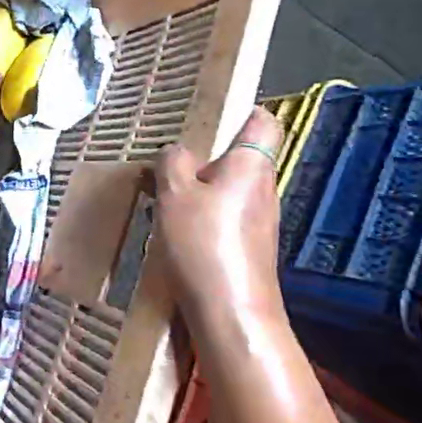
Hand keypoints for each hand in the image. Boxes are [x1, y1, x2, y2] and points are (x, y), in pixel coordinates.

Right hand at [154, 107, 286, 339]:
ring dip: (195, 181)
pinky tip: (170, 219)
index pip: (262, 124)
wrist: (230, 312)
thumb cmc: (204, 244)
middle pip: (238, 155)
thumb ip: (172, 163)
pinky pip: (220, 209)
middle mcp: (262, 189)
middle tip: (164, 152)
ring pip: (225, 184)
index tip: (208, 110)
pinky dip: (197, 207)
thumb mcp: (174, 194)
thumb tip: (177, 151)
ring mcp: (256, 218)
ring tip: (159, 185)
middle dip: (203, 151)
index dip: (241, 110)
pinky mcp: (245, 242)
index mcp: (251, 169)